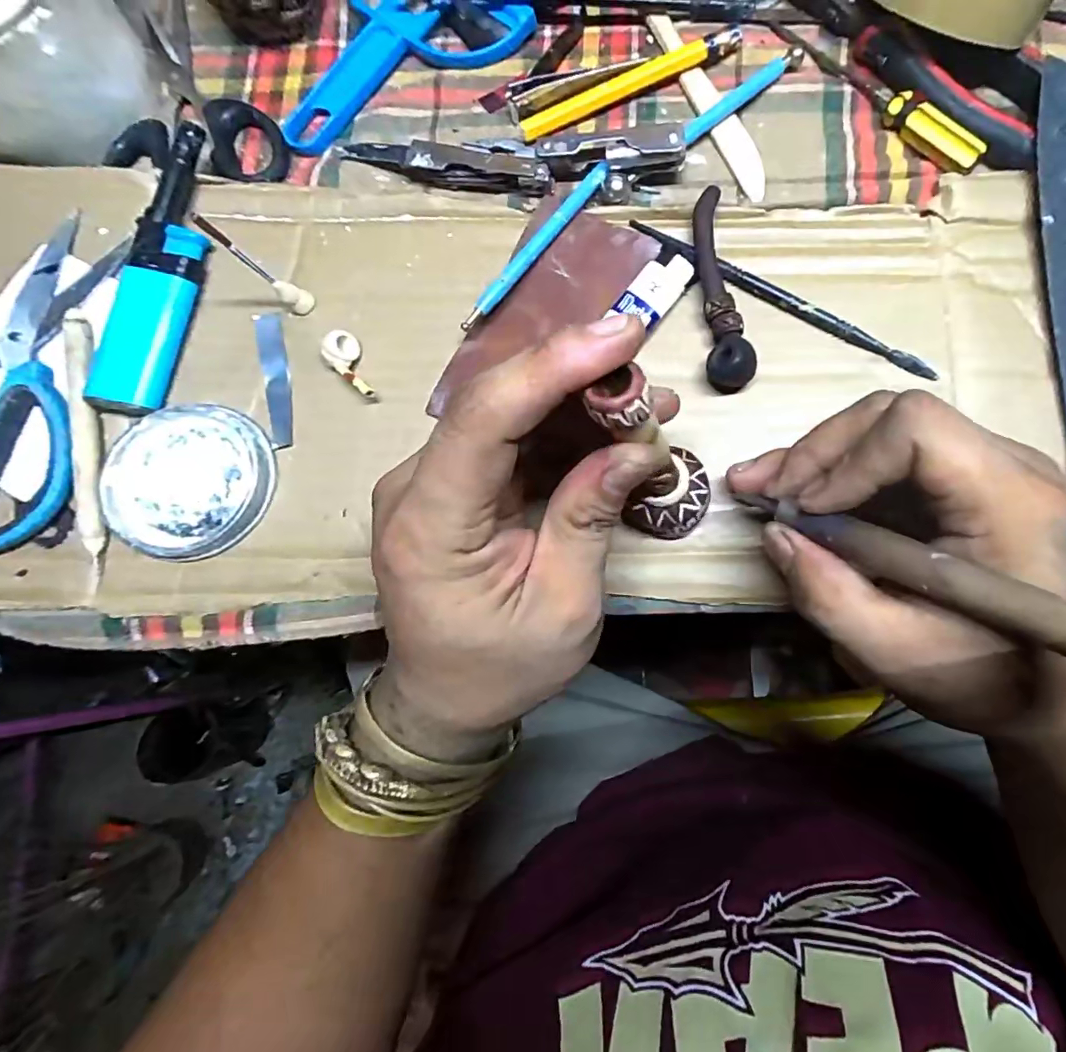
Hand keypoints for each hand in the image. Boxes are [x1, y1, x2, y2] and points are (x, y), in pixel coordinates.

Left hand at [369, 315, 675, 761]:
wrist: (442, 702)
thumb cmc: (499, 670)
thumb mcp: (561, 608)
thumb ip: (590, 520)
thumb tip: (633, 448)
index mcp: (431, 523)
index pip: (485, 417)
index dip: (554, 365)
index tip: (622, 335)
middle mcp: (416, 486)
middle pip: (497, 403)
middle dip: (578, 380)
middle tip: (649, 381)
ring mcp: (431, 481)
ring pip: (509, 414)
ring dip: (579, 404)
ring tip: (647, 408)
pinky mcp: (454, 486)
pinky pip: (510, 442)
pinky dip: (563, 433)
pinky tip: (614, 431)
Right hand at [727, 390, 1065, 738]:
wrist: (1065, 701)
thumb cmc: (993, 683)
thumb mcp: (898, 655)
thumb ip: (830, 597)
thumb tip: (776, 536)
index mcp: (1009, 501)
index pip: (917, 428)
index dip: (847, 460)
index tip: (804, 510)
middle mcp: (1007, 467)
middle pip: (894, 417)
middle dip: (817, 453)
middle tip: (757, 490)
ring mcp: (990, 472)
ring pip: (887, 432)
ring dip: (818, 460)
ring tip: (760, 487)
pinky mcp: (969, 488)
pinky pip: (896, 462)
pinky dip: (841, 478)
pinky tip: (800, 498)